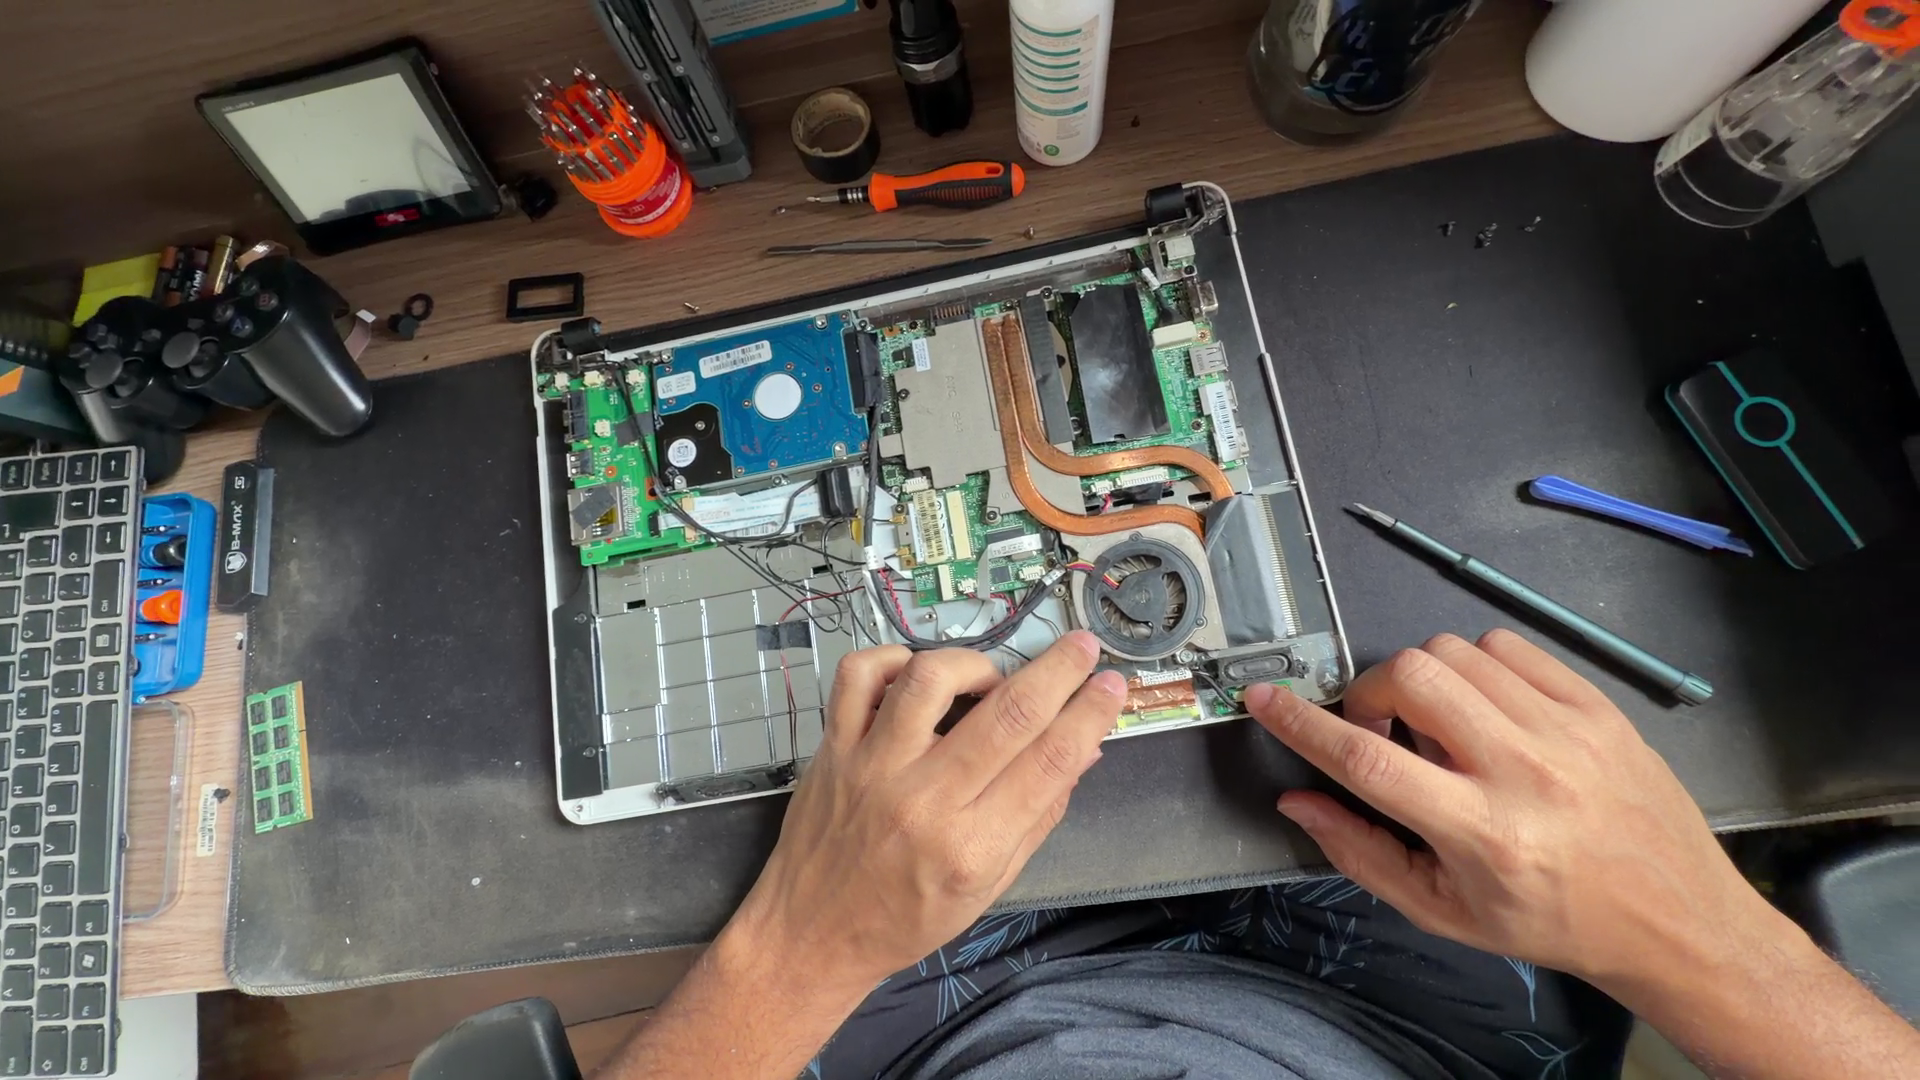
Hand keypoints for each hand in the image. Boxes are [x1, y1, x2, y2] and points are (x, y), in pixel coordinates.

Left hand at [727, 631, 1123, 990]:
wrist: (811, 936)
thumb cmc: (905, 919)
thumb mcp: (988, 888)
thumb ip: (1039, 817)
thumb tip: (1084, 752)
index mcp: (971, 847)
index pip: (1049, 763)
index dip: (1090, 715)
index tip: (1111, 685)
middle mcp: (923, 800)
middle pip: (1006, 715)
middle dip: (1057, 671)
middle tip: (1081, 647)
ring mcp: (872, 766)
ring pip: (929, 679)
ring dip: (974, 664)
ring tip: (989, 677)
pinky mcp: (834, 746)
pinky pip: (859, 676)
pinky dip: (893, 658)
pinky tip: (917, 673)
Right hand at [1245, 629, 1766, 984]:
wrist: (1685, 926)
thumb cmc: (1548, 922)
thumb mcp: (1442, 910)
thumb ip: (1358, 852)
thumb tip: (1296, 799)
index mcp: (1482, 833)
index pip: (1368, 760)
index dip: (1303, 723)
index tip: (1263, 697)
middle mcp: (1525, 772)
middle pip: (1412, 678)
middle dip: (1372, 691)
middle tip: (1384, 727)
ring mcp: (1569, 731)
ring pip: (1453, 651)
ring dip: (1422, 679)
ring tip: (1441, 723)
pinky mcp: (1599, 707)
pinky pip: (1505, 645)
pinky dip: (1474, 665)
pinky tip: (1485, 706)